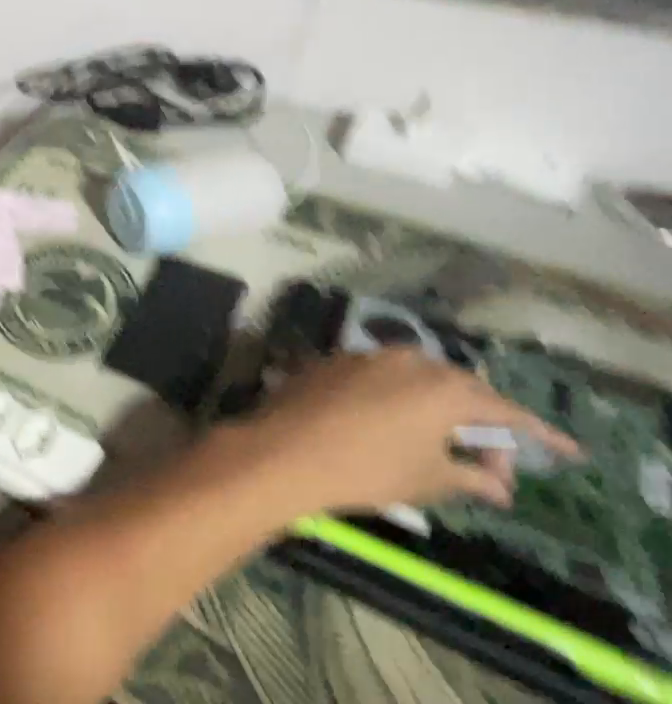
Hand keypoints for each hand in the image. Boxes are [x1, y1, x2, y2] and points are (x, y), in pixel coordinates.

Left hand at [233, 348, 579, 515]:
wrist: (279, 453)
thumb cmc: (364, 469)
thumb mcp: (429, 480)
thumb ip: (472, 478)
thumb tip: (498, 487)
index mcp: (443, 389)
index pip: (504, 411)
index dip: (536, 434)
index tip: (565, 450)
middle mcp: (405, 362)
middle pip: (459, 389)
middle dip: (478, 423)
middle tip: (485, 462)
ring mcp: (360, 357)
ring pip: (414, 377)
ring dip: (433, 406)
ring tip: (438, 442)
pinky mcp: (325, 363)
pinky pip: (374, 377)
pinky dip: (393, 398)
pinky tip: (390, 423)